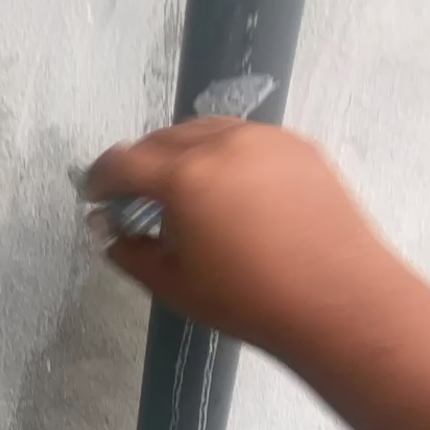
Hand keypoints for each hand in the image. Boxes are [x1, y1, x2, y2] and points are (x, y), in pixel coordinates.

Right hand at [84, 118, 420, 356]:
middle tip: (130, 198)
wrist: (338, 299)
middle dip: (136, 165)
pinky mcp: (297, 147)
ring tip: (175, 190)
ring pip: (202, 130)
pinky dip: (216, 155)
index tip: (92, 197)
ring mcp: (265, 139)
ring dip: (176, 154)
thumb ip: (130, 251)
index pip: (122, 162)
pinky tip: (220, 191)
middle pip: (160, 139)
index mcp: (185, 177)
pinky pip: (240, 138)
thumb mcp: (170, 283)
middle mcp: (223, 144)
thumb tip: (111, 232)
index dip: (99, 179)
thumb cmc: (245, 298)